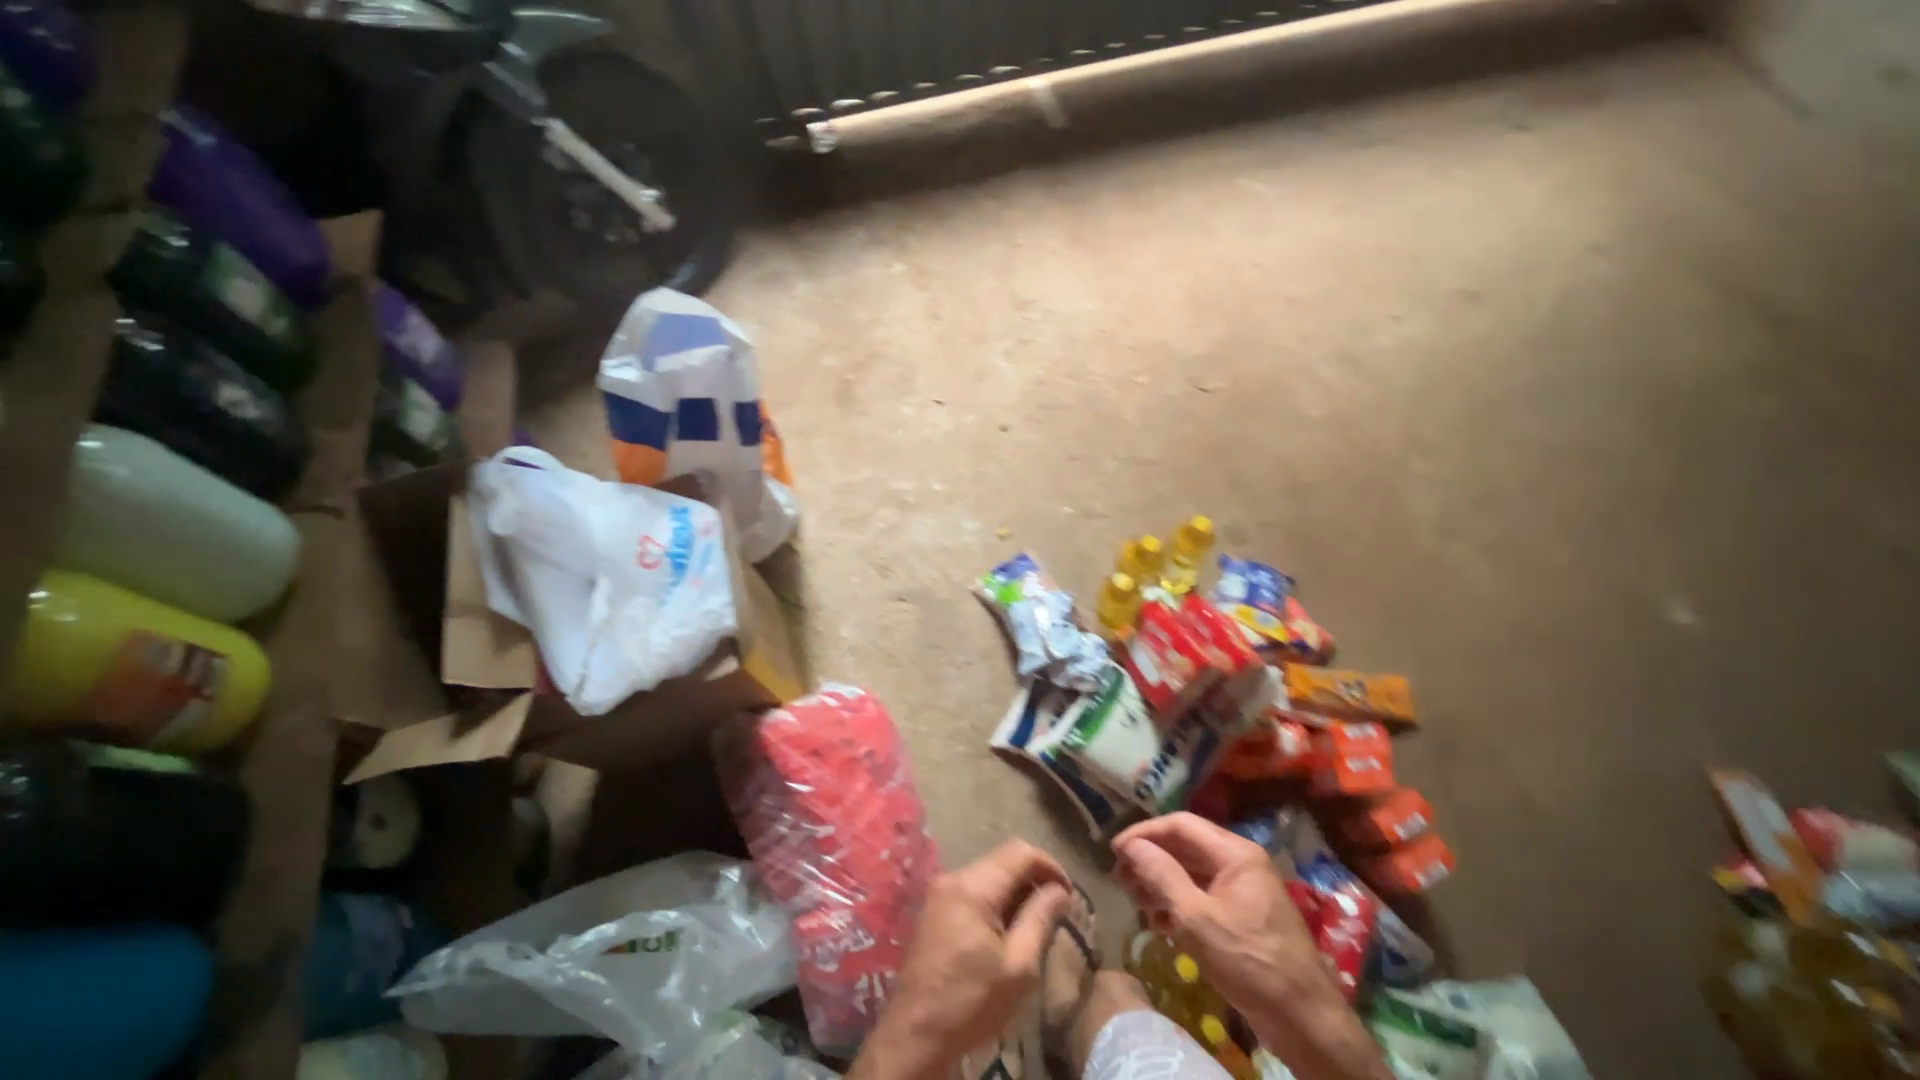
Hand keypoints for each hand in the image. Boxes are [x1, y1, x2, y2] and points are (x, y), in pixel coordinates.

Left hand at [851, 840, 1072, 1079]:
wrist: (915, 1035)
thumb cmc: (970, 1002)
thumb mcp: (1018, 966)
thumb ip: (1040, 919)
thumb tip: (1061, 890)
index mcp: (971, 888)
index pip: (1020, 852)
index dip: (1051, 867)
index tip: (1069, 896)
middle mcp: (951, 879)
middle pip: (1002, 860)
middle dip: (1034, 879)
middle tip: (1055, 913)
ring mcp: (938, 893)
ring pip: (988, 874)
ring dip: (1015, 891)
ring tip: (1033, 925)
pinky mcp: (933, 910)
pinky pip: (972, 891)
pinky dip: (995, 901)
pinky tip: (1005, 931)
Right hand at [1113, 813, 1389, 1079]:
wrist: (1301, 1016)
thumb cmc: (1248, 961)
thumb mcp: (1195, 918)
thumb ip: (1161, 875)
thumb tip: (1130, 845)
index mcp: (1235, 853)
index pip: (1180, 824)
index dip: (1143, 834)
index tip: (1113, 852)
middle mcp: (1241, 863)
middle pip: (1186, 847)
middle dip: (1151, 860)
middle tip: (1121, 882)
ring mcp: (1244, 890)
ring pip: (1192, 873)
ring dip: (1161, 884)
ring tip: (1138, 904)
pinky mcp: (1243, 916)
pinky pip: (1203, 897)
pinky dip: (1179, 905)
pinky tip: (1160, 924)